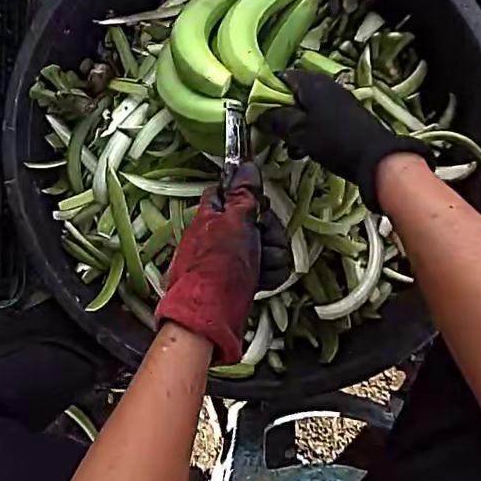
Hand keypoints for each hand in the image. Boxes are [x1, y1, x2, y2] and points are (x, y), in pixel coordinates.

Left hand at [156, 164, 262, 362]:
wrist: (209, 318)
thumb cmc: (218, 266)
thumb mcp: (235, 221)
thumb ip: (244, 193)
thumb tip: (246, 162)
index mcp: (210, 214)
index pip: (233, 191)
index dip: (249, 196)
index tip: (258, 206)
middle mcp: (219, 234)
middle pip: (257, 219)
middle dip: (267, 231)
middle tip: (260, 241)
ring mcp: (230, 258)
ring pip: (266, 243)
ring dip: (270, 254)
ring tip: (259, 266)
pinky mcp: (242, 280)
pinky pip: (267, 267)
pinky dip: (269, 273)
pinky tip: (262, 280)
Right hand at [258, 71, 431, 210]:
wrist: (375, 159)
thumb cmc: (333, 140)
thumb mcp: (298, 130)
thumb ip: (276, 119)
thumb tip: (259, 114)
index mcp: (312, 82)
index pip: (281, 78)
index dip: (266, 95)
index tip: (259, 114)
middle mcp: (325, 86)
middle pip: (292, 96)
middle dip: (281, 116)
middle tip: (275, 135)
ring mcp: (337, 101)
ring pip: (305, 111)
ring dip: (295, 129)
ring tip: (292, 148)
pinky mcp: (344, 118)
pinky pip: (318, 121)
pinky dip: (309, 134)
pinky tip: (306, 152)